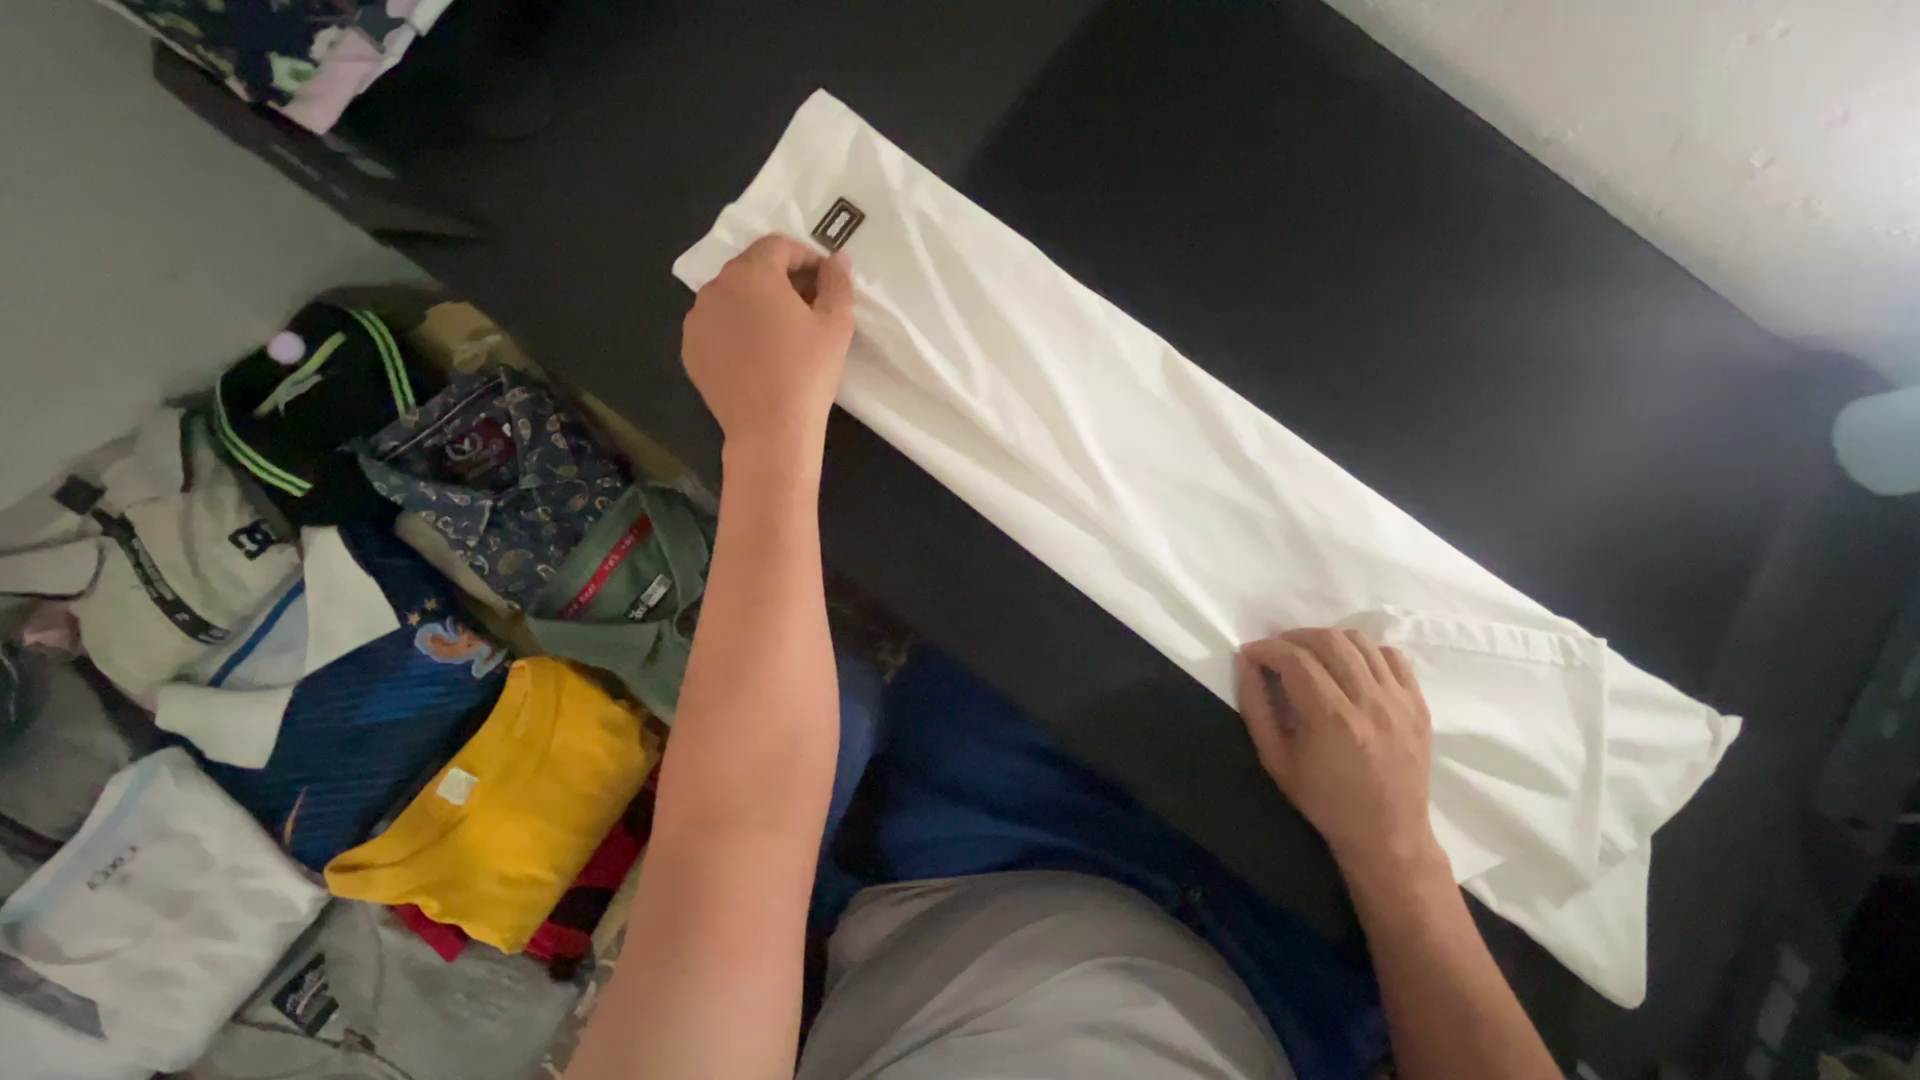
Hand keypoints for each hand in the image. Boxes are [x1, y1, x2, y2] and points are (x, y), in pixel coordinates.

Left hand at [682, 234, 854, 465]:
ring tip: (780, 335)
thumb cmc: (807, 372)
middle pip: (752, 269)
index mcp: (752, 273)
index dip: (805, 257)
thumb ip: (837, 283)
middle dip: (780, 281)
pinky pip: (717, 327)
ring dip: (756, 305)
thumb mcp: (836, 324)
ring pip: (731, 298)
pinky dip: (736, 330)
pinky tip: (756, 356)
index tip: (824, 280)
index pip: (778, 246)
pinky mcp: (691, 349)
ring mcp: (697, 320)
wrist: (770, 430)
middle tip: (808, 308)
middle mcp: (716, 287)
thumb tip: (838, 259)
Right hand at [1236, 628, 1444, 879]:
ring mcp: (1399, 701)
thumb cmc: (1323, 800)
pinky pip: (1392, 656)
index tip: (1252, 654)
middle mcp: (1369, 702)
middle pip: (1328, 640)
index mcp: (1331, 719)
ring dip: (1327, 639)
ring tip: (1310, 654)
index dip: (1267, 648)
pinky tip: (1348, 666)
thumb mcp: (1275, 758)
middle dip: (1293, 637)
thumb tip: (1246, 662)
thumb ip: (1256, 706)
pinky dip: (1364, 651)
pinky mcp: (1418, 704)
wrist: (1387, 833)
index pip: (1295, 658)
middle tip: (1277, 651)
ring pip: (1360, 641)